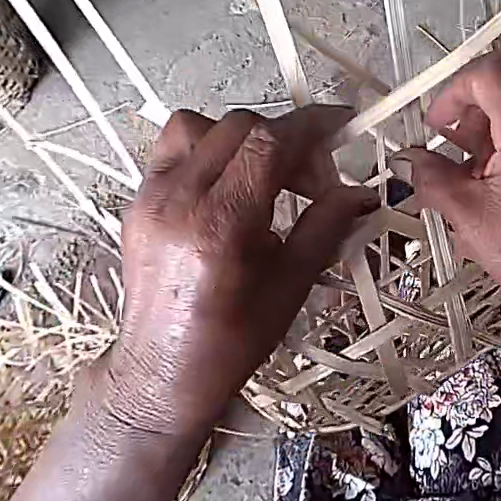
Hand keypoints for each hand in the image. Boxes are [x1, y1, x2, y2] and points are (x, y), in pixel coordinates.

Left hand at [84, 105, 376, 441]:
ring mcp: (149, 197)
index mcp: (220, 225)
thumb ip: (327, 226)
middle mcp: (178, 199)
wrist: (160, 374)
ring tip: (268, 176)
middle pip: (240, 126)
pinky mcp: (137, 202)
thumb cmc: (232, 341)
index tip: (343, 126)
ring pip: (200, 126)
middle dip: (288, 140)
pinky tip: (233, 186)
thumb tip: (363, 193)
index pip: (269, 142)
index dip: (312, 126)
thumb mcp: (292, 285)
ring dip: (245, 138)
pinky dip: (213, 150)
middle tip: (313, 178)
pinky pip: (175, 149)